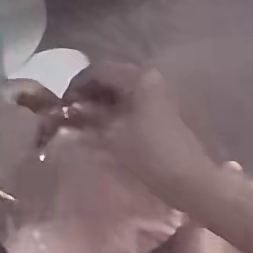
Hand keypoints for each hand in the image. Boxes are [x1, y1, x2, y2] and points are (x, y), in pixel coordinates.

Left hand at [0, 78, 58, 184]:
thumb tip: (60, 113)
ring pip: (20, 118)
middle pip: (24, 101)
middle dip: (45, 112)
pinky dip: (29, 137)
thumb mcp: (35, 121)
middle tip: (67, 123)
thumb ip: (49, 113)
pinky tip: (42, 146)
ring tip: (57, 136)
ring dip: (38, 125)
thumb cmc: (11, 143)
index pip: (30, 85)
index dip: (53, 98)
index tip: (72, 111)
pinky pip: (14, 133)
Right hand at [64, 62, 216, 189]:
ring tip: (82, 121)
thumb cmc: (149, 154)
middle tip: (69, 112)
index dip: (75, 86)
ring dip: (100, 102)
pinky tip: (101, 126)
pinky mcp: (161, 110)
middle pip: (110, 78)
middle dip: (87, 93)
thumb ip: (88, 117)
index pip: (97, 71)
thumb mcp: (111, 134)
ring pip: (119, 90)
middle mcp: (150, 78)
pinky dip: (113, 109)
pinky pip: (130, 101)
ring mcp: (158, 93)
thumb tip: (69, 110)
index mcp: (138, 78)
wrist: (190, 181)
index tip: (61, 104)